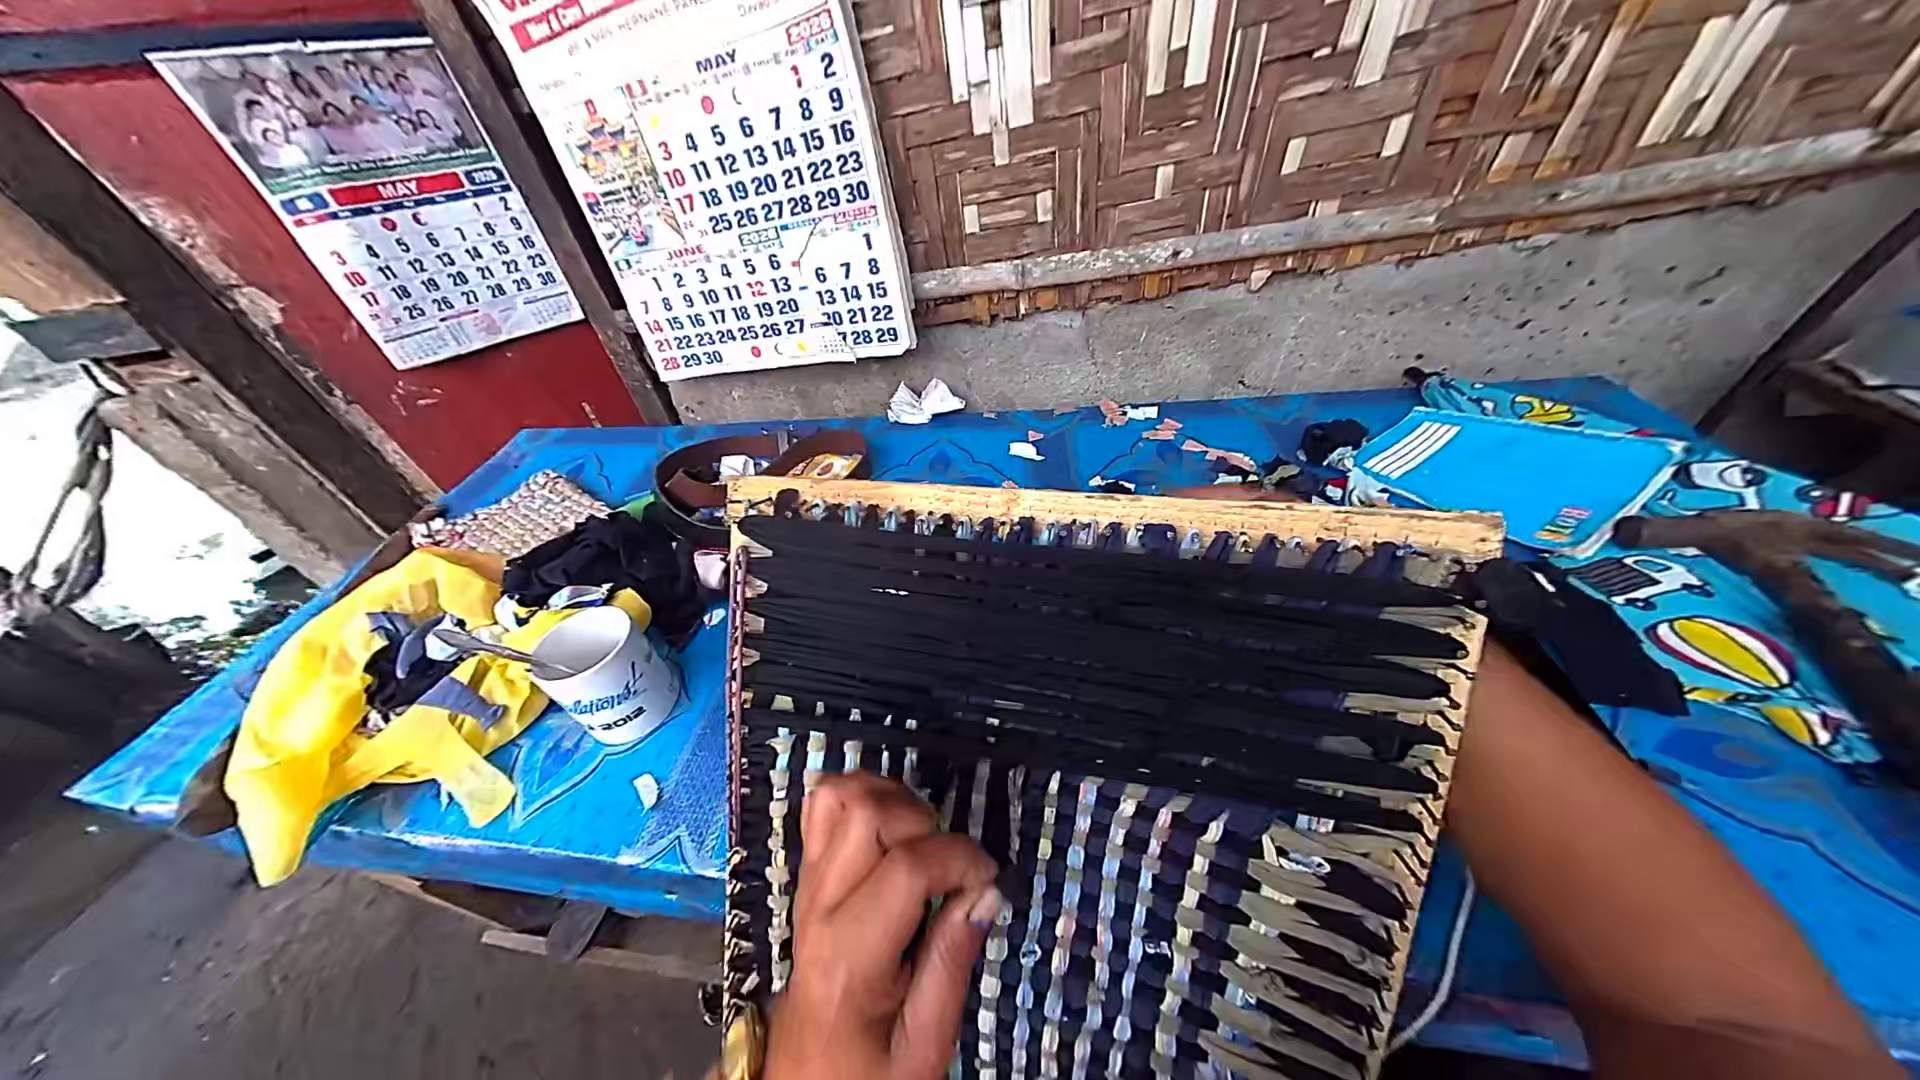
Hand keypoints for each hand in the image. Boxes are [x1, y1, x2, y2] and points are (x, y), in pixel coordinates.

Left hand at [764, 771, 1002, 1079]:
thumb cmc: (869, 1074)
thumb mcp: (925, 1045)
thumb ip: (953, 962)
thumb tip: (985, 891)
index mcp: (850, 956)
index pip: (908, 866)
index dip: (961, 857)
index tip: (986, 878)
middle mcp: (820, 906)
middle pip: (867, 812)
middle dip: (925, 821)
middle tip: (948, 862)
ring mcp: (807, 883)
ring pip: (840, 795)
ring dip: (892, 800)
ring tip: (921, 838)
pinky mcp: (806, 874)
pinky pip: (822, 806)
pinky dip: (861, 795)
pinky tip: (891, 824)